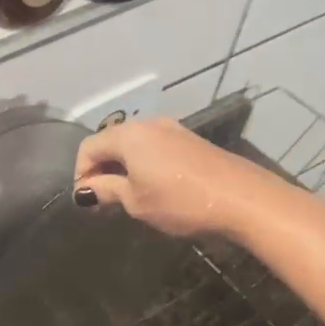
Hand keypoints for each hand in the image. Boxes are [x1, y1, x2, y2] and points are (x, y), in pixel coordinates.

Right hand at [73, 118, 283, 239]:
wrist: (243, 199)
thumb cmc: (181, 201)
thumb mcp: (136, 201)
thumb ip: (106, 190)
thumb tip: (84, 190)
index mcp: (128, 135)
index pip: (88, 147)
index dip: (81, 173)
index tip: (86, 199)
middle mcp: (147, 124)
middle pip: (110, 141)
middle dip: (101, 168)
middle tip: (102, 198)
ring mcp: (172, 129)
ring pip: (134, 144)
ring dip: (123, 165)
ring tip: (128, 193)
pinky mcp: (190, 140)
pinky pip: (154, 147)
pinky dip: (144, 162)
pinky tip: (153, 185)